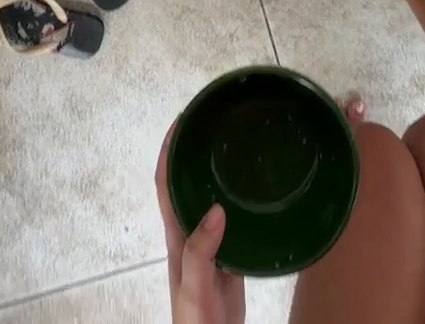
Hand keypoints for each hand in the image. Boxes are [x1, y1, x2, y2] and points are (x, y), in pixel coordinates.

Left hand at [158, 124, 244, 323]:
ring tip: (239, 145)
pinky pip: (234, 218)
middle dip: (195, 153)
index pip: (165, 182)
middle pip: (188, 183)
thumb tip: (216, 209)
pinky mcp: (230, 255)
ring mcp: (211, 243)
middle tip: (217, 123)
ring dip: (218, 172)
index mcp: (176, 235)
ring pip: (211, 197)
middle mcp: (191, 232)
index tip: (182, 121)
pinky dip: (241, 199)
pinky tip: (259, 191)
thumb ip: (200, 252)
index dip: (168, 150)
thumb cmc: (196, 320)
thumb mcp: (193, 287)